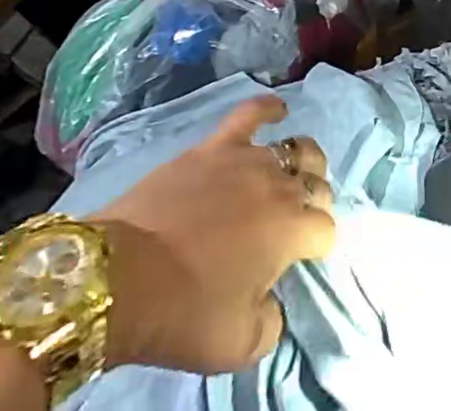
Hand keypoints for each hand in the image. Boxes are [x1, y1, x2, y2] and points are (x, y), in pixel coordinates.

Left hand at [97, 95, 334, 373]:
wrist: (124, 275)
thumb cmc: (186, 314)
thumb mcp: (243, 343)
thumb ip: (272, 320)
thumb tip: (269, 299)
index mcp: (291, 230)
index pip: (326, 229)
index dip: (318, 245)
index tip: (301, 259)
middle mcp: (276, 186)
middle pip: (314, 184)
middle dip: (314, 203)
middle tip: (295, 222)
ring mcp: (242, 159)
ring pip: (292, 147)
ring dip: (302, 162)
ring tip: (294, 174)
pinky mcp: (210, 147)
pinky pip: (247, 114)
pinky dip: (267, 108)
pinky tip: (277, 110)